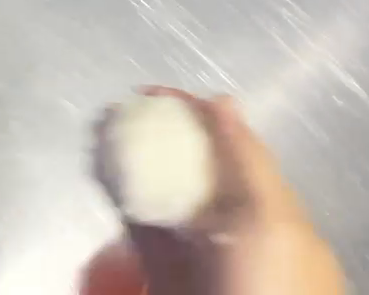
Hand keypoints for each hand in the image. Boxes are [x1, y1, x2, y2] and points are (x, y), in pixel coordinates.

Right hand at [86, 88, 346, 294]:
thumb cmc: (264, 287)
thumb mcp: (269, 222)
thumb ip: (247, 160)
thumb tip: (223, 99)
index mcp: (272, 216)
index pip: (234, 149)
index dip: (198, 114)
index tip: (158, 93)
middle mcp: (232, 226)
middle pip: (190, 162)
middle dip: (156, 129)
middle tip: (125, 106)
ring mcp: (191, 244)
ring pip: (155, 183)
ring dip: (126, 150)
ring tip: (102, 123)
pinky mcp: (156, 260)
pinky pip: (130, 212)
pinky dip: (111, 183)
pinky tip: (96, 160)